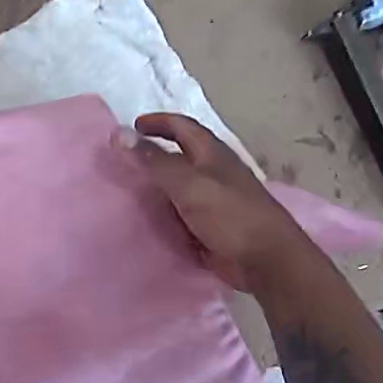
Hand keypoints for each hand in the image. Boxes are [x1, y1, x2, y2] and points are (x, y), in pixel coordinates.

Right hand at [116, 113, 318, 292]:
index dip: (159, 122)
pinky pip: (184, 218)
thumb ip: (154, 161)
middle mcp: (215, 174)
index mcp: (212, 155)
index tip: (133, 125)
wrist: (264, 259)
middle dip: (155, 156)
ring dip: (159, 189)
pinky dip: (167, 217)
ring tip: (130, 193)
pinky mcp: (213, 229)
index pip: (183, 128)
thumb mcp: (188, 184)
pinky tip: (149, 223)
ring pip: (181, 190)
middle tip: (125, 163)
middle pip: (181, 158)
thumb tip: (118, 134)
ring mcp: (215, 203)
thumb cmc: (229, 214)